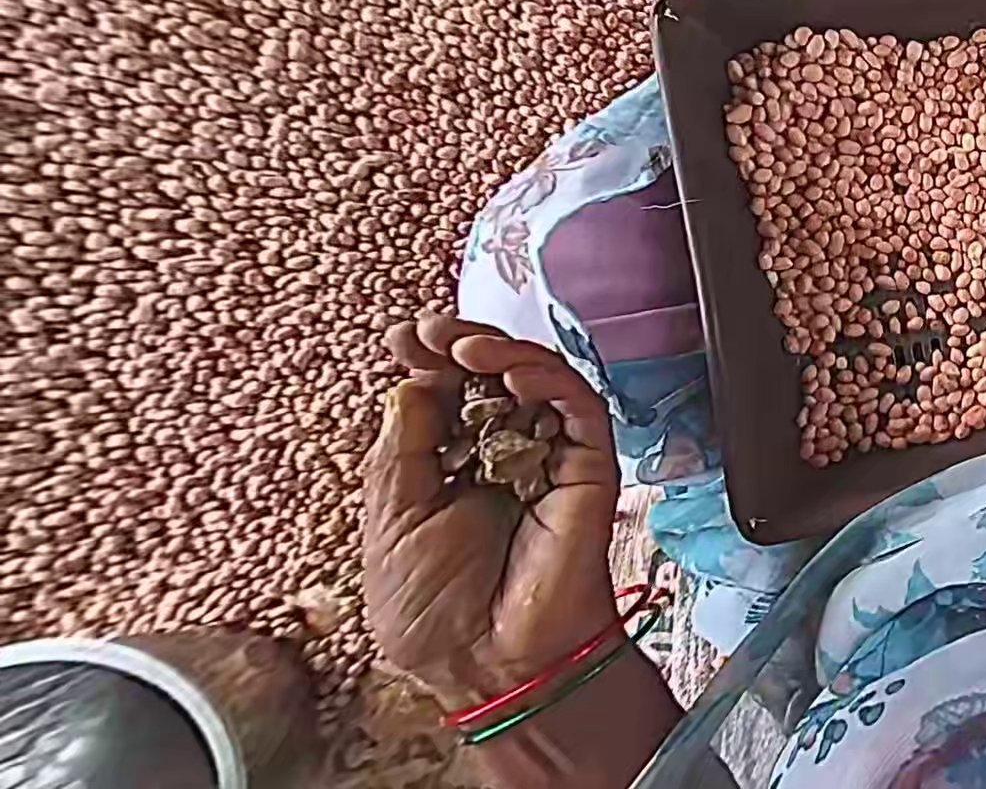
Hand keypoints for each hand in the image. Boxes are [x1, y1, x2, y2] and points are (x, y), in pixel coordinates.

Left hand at [364, 312, 622, 701]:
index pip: (455, 394)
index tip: (405, 336)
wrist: (493, 655)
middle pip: (500, 376)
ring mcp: (556, 449)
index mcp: (463, 459)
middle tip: (432, 330)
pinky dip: (551, 382)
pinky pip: (580, 408)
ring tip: (465, 346)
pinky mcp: (592, 459)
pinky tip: (515, 372)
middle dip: (466, 345)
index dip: (432, 361)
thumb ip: (404, 452)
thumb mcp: (393, 522)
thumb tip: (408, 385)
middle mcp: (513, 445)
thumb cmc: (436, 602)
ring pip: (545, 381)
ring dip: (507, 354)